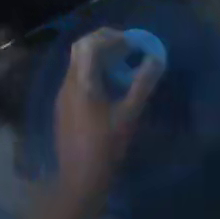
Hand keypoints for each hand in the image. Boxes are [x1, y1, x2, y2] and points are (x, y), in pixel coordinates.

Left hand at [53, 29, 161, 197]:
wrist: (79, 181)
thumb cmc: (105, 148)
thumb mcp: (129, 115)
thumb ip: (142, 84)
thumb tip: (156, 59)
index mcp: (80, 83)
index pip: (89, 44)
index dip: (110, 37)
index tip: (132, 42)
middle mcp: (67, 85)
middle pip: (81, 50)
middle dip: (104, 43)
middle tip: (128, 49)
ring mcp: (63, 97)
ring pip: (78, 65)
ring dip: (100, 58)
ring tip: (124, 66)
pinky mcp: (65, 108)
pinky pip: (78, 79)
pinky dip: (95, 73)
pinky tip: (112, 87)